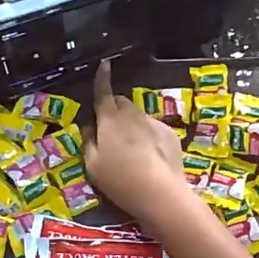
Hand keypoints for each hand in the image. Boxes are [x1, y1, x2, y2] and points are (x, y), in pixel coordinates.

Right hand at [82, 60, 190, 223]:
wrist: (159, 192)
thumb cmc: (119, 180)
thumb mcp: (92, 165)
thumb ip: (88, 140)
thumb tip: (89, 125)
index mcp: (109, 119)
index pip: (103, 92)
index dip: (102, 78)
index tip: (104, 65)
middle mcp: (132, 115)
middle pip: (121, 102)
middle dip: (114, 108)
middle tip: (110, 130)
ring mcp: (153, 123)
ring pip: (138, 116)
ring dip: (131, 124)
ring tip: (131, 150)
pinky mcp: (170, 134)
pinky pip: (154, 128)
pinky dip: (148, 136)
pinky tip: (150, 157)